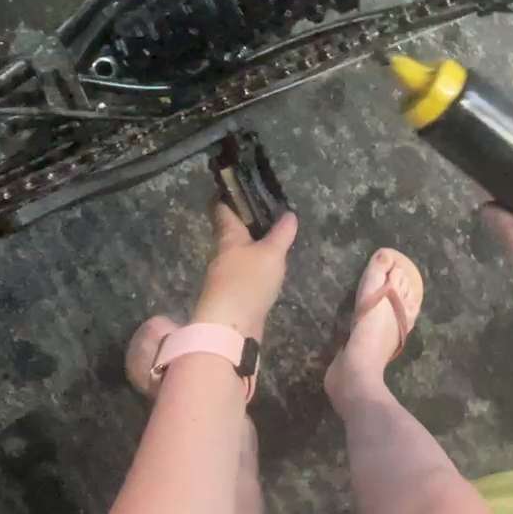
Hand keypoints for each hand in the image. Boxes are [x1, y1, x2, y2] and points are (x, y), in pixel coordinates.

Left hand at [191, 199, 297, 339]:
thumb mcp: (271, 253)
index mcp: (228, 236)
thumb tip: (290, 214)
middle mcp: (223, 253)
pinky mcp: (233, 295)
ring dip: (251, 246)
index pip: (223, 209)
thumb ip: (281, 234)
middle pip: (231, 232)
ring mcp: (225, 276)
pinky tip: (269, 269)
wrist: (230, 328)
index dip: (227, 195)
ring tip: (273, 239)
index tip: (235, 185)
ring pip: (238, 253)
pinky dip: (255, 267)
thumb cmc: (246, 282)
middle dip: (245, 222)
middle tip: (266, 212)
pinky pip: (244, 273)